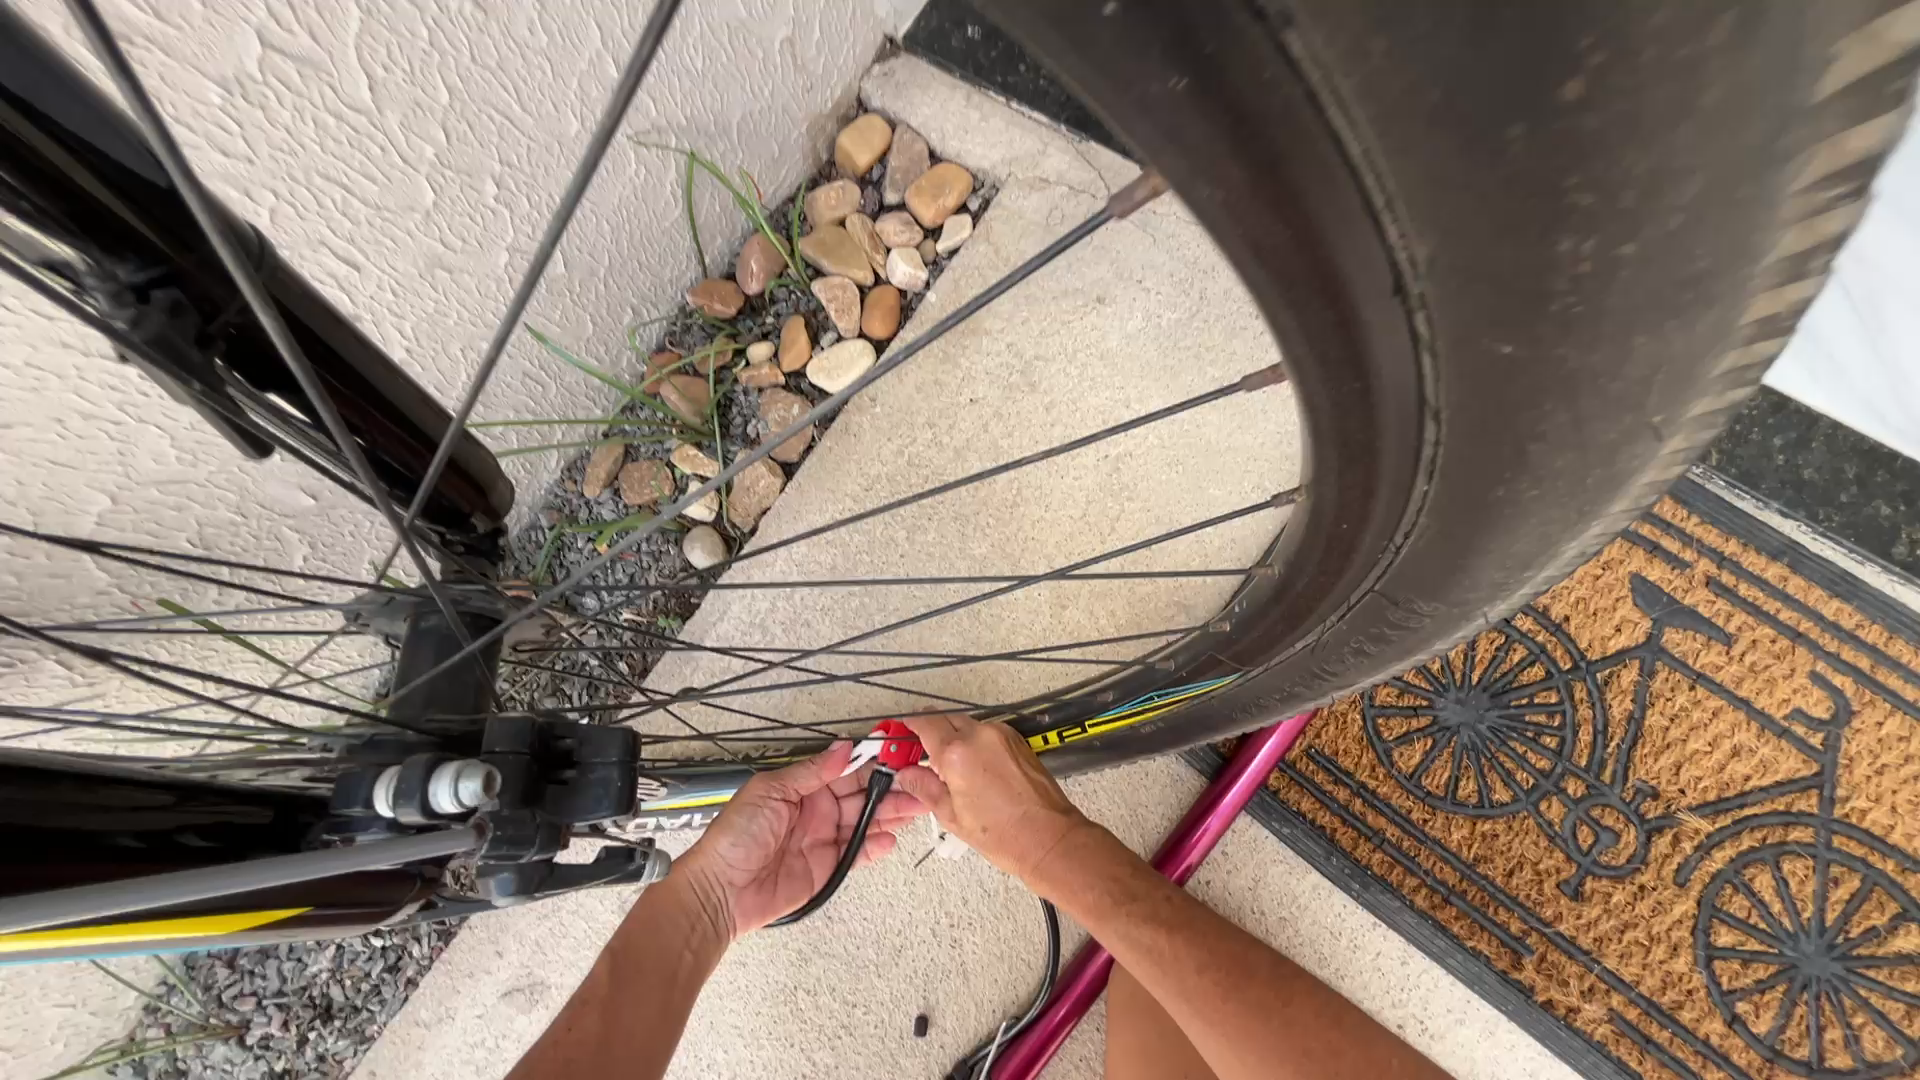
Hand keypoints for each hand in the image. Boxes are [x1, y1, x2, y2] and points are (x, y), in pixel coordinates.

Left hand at [674, 741, 925, 938]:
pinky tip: (891, 839)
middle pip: (861, 795)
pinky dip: (875, 847)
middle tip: (917, 782)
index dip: (871, 761)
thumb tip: (843, 748)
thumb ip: (811, 772)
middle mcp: (817, 809)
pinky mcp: (827, 868)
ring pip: (865, 821)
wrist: (720, 891)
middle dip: (890, 787)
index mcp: (803, 787)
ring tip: (916, 807)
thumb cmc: (735, 837)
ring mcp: (823, 838)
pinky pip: (857, 854)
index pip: (845, 769)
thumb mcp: (771, 791)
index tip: (895, 753)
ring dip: (890, 814)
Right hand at [889, 713, 1093, 884]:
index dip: (909, 725)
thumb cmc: (1005, 834)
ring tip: (954, 771)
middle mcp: (980, 735)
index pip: (924, 723)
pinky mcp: (1016, 740)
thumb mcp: (951, 815)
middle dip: (932, 733)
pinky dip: (976, 744)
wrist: (1047, 837)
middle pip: (945, 718)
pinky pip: (986, 733)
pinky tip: (976, 770)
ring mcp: (1001, 735)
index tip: (903, 732)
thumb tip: (907, 774)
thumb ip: (923, 787)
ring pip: (967, 725)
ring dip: (955, 739)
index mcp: (957, 753)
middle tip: (924, 756)